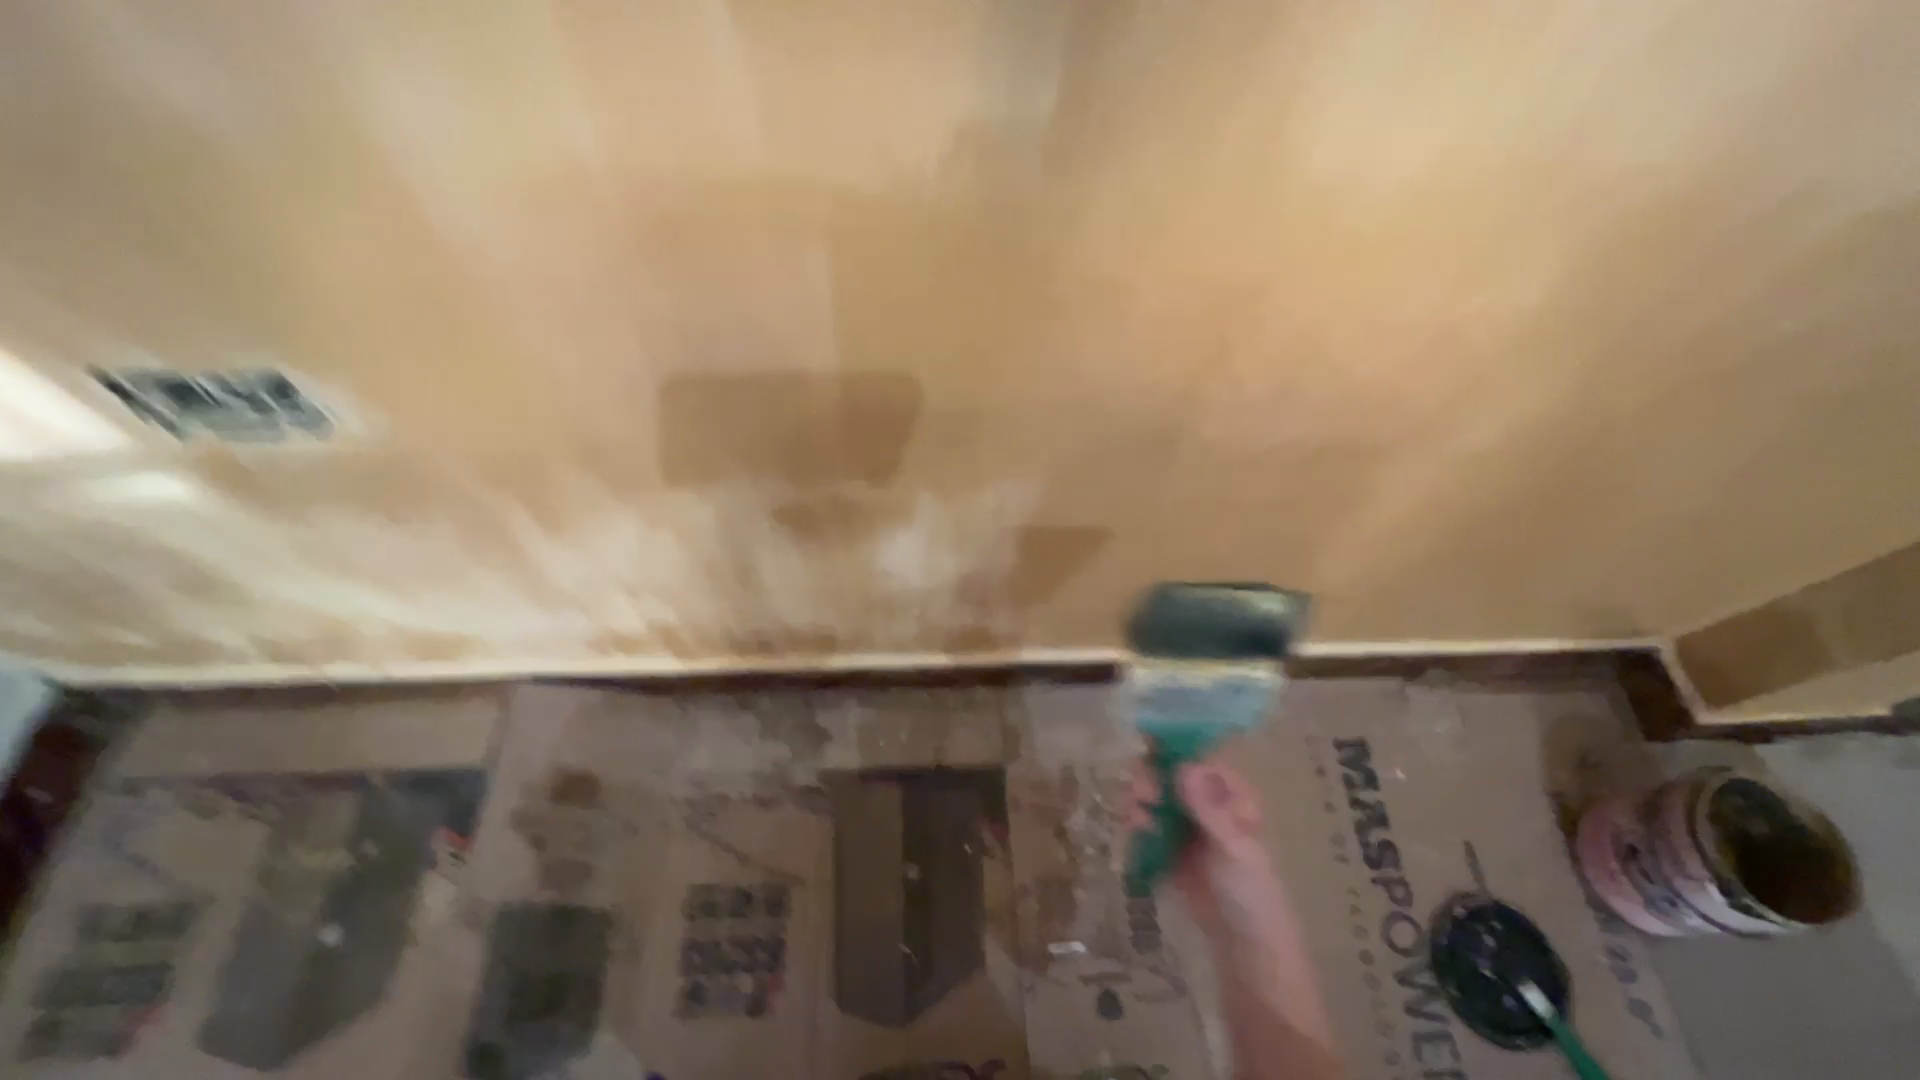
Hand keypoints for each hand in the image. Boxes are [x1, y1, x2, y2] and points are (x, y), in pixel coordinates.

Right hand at [1126, 754, 1286, 941]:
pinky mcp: (1168, 848)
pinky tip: (1133, 825)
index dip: (1174, 751)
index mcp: (1232, 796)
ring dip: (1140, 797)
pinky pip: (1148, 823)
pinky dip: (1138, 819)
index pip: (1200, 761)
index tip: (1147, 745)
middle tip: (1140, 791)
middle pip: (1171, 775)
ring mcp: (1186, 826)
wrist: (1243, 944)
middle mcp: (1207, 804)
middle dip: (1152, 776)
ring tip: (1133, 812)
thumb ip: (1207, 808)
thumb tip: (1185, 767)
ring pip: (1156, 797)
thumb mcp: (1232, 847)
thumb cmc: (1250, 891)